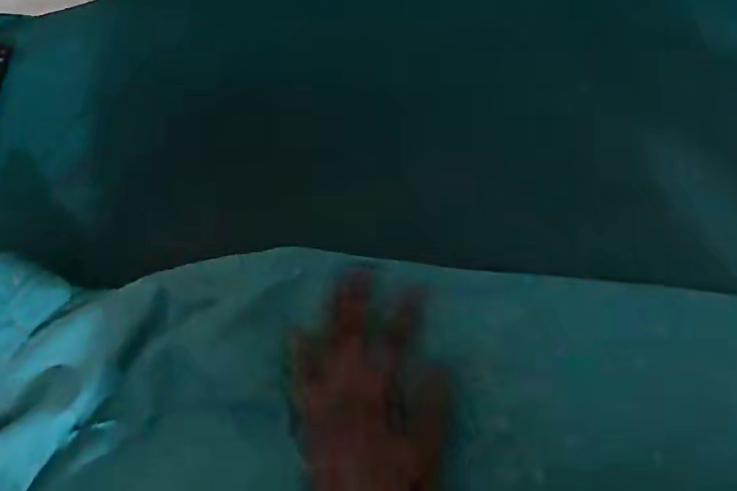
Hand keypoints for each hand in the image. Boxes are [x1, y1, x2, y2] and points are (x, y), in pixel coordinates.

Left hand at [290, 269, 451, 490]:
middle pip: (352, 331)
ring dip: (331, 310)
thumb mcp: (425, 456)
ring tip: (337, 281)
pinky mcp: (308, 416)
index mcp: (378, 393)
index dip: (407, 310)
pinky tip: (294, 329)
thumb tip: (442, 366)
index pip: (396, 340)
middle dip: (357, 295)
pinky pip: (299, 376)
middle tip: (364, 267)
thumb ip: (433, 412)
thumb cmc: (393, 487)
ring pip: (325, 342)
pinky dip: (297, 352)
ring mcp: (323, 399)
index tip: (419, 285)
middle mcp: (346, 388)